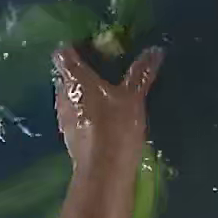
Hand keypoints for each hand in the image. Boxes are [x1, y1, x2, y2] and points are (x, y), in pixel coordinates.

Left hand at [52, 45, 162, 172]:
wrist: (102, 170)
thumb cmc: (115, 126)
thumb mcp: (133, 97)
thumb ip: (141, 72)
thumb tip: (155, 49)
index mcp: (74, 77)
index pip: (63, 52)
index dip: (75, 46)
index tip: (93, 46)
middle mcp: (62, 92)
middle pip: (66, 72)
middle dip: (82, 68)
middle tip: (106, 68)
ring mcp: (62, 114)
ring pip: (69, 93)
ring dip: (83, 90)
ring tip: (106, 91)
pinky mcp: (68, 133)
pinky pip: (74, 112)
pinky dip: (85, 109)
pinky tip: (103, 115)